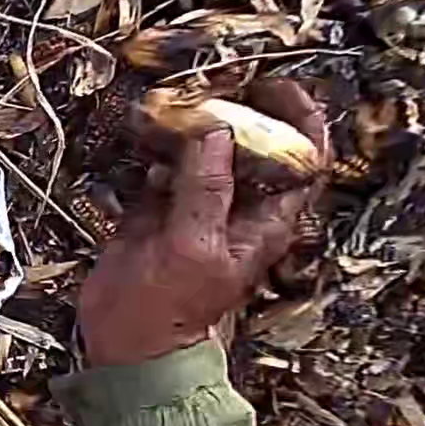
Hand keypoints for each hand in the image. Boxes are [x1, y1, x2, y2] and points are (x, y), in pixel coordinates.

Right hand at [77, 81, 327, 366]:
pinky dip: (153, 152)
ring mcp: (190, 212)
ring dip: (188, 131)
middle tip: (210, 87)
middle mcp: (231, 212)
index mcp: (262, 224)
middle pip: (247, 152)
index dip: (298, 121)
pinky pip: (160, 173)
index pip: (301, 162)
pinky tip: (143, 137)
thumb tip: (215, 133)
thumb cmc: (168, 308)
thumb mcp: (193, 247)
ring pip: (200, 159)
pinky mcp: (154, 215)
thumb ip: (205, 190)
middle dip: (233, 116)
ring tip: (171, 106)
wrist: (123, 338)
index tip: (274, 88)